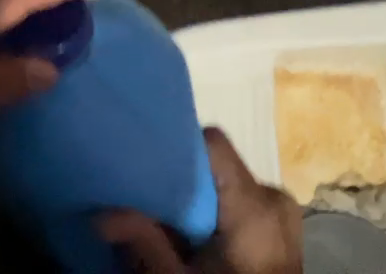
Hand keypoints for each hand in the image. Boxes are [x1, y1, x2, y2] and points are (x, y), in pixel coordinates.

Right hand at [99, 128, 302, 273]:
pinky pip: (245, 201)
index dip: (178, 147)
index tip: (148, 162)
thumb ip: (145, 244)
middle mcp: (274, 198)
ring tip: (174, 221)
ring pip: (229, 182)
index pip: (213, 142)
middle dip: (184, 180)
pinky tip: (199, 237)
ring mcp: (285, 215)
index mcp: (254, 206)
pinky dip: (220, 212)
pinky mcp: (286, 230)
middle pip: (217, 164)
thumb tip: (98, 216)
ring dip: (201, 198)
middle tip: (152, 200)